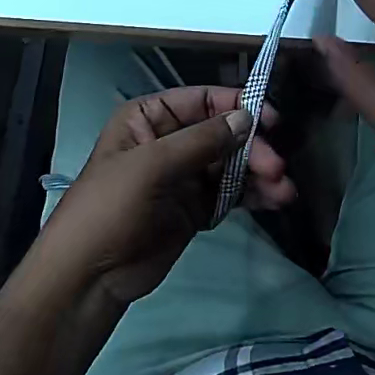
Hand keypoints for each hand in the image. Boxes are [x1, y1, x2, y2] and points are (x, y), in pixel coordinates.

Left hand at [36, 87, 290, 305]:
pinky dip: (252, 195)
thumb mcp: (151, 165)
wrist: (90, 274)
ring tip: (284, 191)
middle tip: (276, 169)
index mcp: (148, 118)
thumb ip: (200, 141)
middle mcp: (168, 141)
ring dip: (258, 174)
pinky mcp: (193, 209)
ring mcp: (182, 177)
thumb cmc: (110, 206)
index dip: (236, 105)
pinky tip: (274, 201)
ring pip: (230, 165)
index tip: (272, 120)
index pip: (200, 100)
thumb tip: (246, 118)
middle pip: (221, 133)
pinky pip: (229, 194)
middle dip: (251, 148)